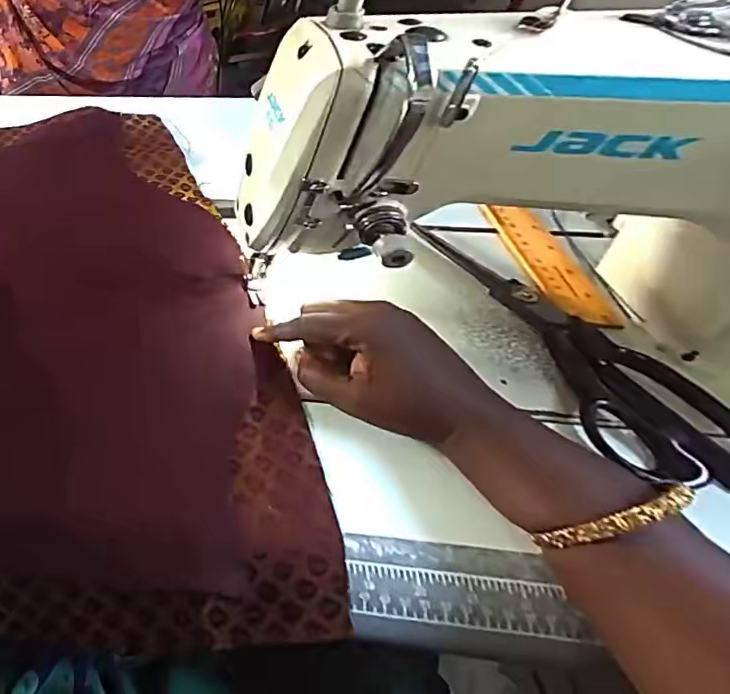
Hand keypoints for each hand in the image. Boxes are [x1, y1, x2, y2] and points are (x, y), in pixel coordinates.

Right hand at [254, 300, 518, 448]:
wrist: (468, 418)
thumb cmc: (419, 410)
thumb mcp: (354, 400)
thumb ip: (315, 378)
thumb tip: (300, 362)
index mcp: (365, 324)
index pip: (308, 322)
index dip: (281, 330)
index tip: (262, 333)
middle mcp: (378, 310)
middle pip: (320, 311)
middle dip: (312, 337)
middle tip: (321, 367)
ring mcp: (393, 314)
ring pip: (338, 314)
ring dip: (331, 337)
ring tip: (348, 371)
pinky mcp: (401, 322)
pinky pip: (359, 319)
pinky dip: (349, 337)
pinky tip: (362, 365)